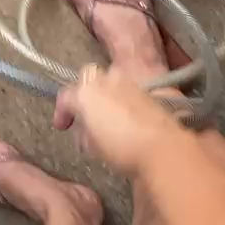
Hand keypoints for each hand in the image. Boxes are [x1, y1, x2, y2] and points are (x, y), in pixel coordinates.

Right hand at [53, 64, 178, 175]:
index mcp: (86, 93)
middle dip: (85, 92)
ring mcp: (128, 83)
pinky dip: (124, 99)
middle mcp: (105, 81)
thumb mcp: (92, 146)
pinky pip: (128, 89)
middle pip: (88, 78)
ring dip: (105, 93)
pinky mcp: (147, 90)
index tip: (62, 127)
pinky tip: (128, 117)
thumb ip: (83, 132)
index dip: (61, 112)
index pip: (65, 97)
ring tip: (109, 114)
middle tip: (87, 114)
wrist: (162, 146)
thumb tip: (86, 129)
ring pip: (110, 79)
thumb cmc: (121, 147)